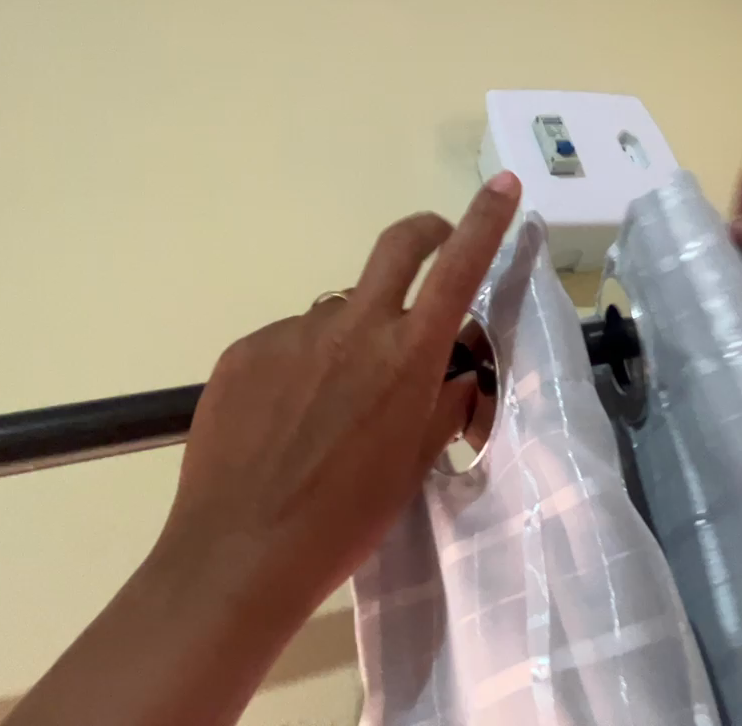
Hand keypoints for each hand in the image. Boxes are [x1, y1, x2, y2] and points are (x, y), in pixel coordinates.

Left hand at [152, 172, 522, 623]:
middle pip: (397, 244)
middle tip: (434, 241)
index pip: (460, 268)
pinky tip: (283, 418)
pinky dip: (300, 364)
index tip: (503, 184)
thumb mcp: (415, 463)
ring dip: (350, 335)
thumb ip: (443, 404)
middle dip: (426, 230)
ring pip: (338, 310)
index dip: (486, 220)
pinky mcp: (246, 349)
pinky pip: (289, 341)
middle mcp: (355, 327)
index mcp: (408, 355)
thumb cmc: (348, 517)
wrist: (238, 557)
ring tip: (327, 403)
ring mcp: (294, 333)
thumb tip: (455, 374)